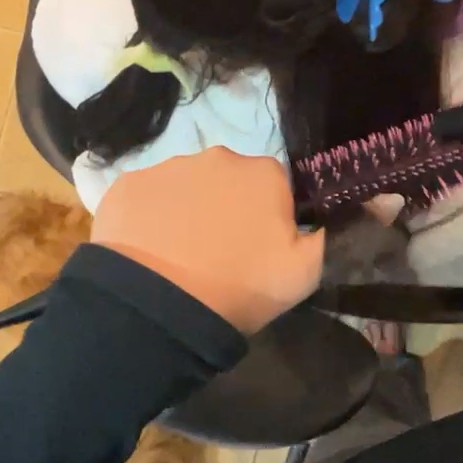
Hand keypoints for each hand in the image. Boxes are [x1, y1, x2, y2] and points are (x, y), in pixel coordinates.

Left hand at [92, 149, 324, 332]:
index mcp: (265, 173)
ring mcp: (167, 168)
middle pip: (232, 181)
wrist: (158, 306)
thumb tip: (336, 215)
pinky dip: (153, 219)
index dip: (272, 218)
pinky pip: (149, 199)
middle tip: (222, 254)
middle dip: (230, 208)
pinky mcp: (127, 186)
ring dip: (190, 212)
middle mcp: (218, 157)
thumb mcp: (306, 272)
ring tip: (182, 257)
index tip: (262, 249)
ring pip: (189, 187)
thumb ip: (326, 235)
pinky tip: (152, 252)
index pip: (278, 187)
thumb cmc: (241, 285)